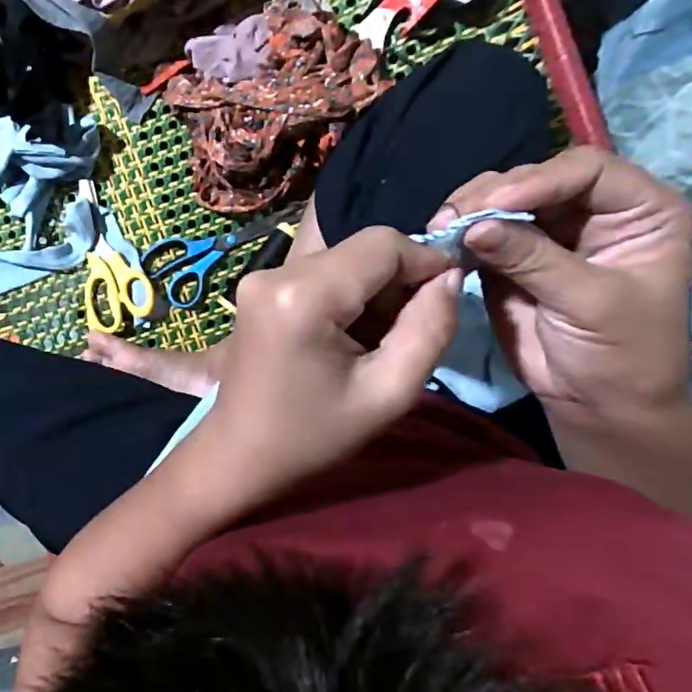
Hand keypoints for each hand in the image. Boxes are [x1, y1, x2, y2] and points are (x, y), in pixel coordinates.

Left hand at [200, 227, 459, 502]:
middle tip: (405, 332)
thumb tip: (450, 274)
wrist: (241, 448)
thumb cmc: (314, 433)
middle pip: (359, 248)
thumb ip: (429, 326)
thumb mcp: (390, 390)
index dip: (425, 262)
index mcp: (300, 294)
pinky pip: (318, 272)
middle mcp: (272, 273)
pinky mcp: (257, 288)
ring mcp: (258, 277)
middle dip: (397, 281)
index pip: (382, 242)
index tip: (444, 300)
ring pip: (340, 258)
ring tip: (373, 341)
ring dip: (371, 290)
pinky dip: (344, 294)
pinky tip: (347, 335)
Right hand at [435, 147, 691, 421]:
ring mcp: (548, 230)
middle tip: (453, 220)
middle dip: (491, 194)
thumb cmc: (621, 352)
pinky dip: (457, 230)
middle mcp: (594, 210)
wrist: (595, 399)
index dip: (540, 179)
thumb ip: (533, 260)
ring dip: (467, 208)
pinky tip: (441, 241)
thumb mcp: (588, 303)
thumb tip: (473, 228)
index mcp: (641, 212)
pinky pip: (478, 226)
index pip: (587, 170)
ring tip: (442, 230)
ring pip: (500, 196)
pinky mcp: (509, 252)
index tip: (494, 206)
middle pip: (535, 177)